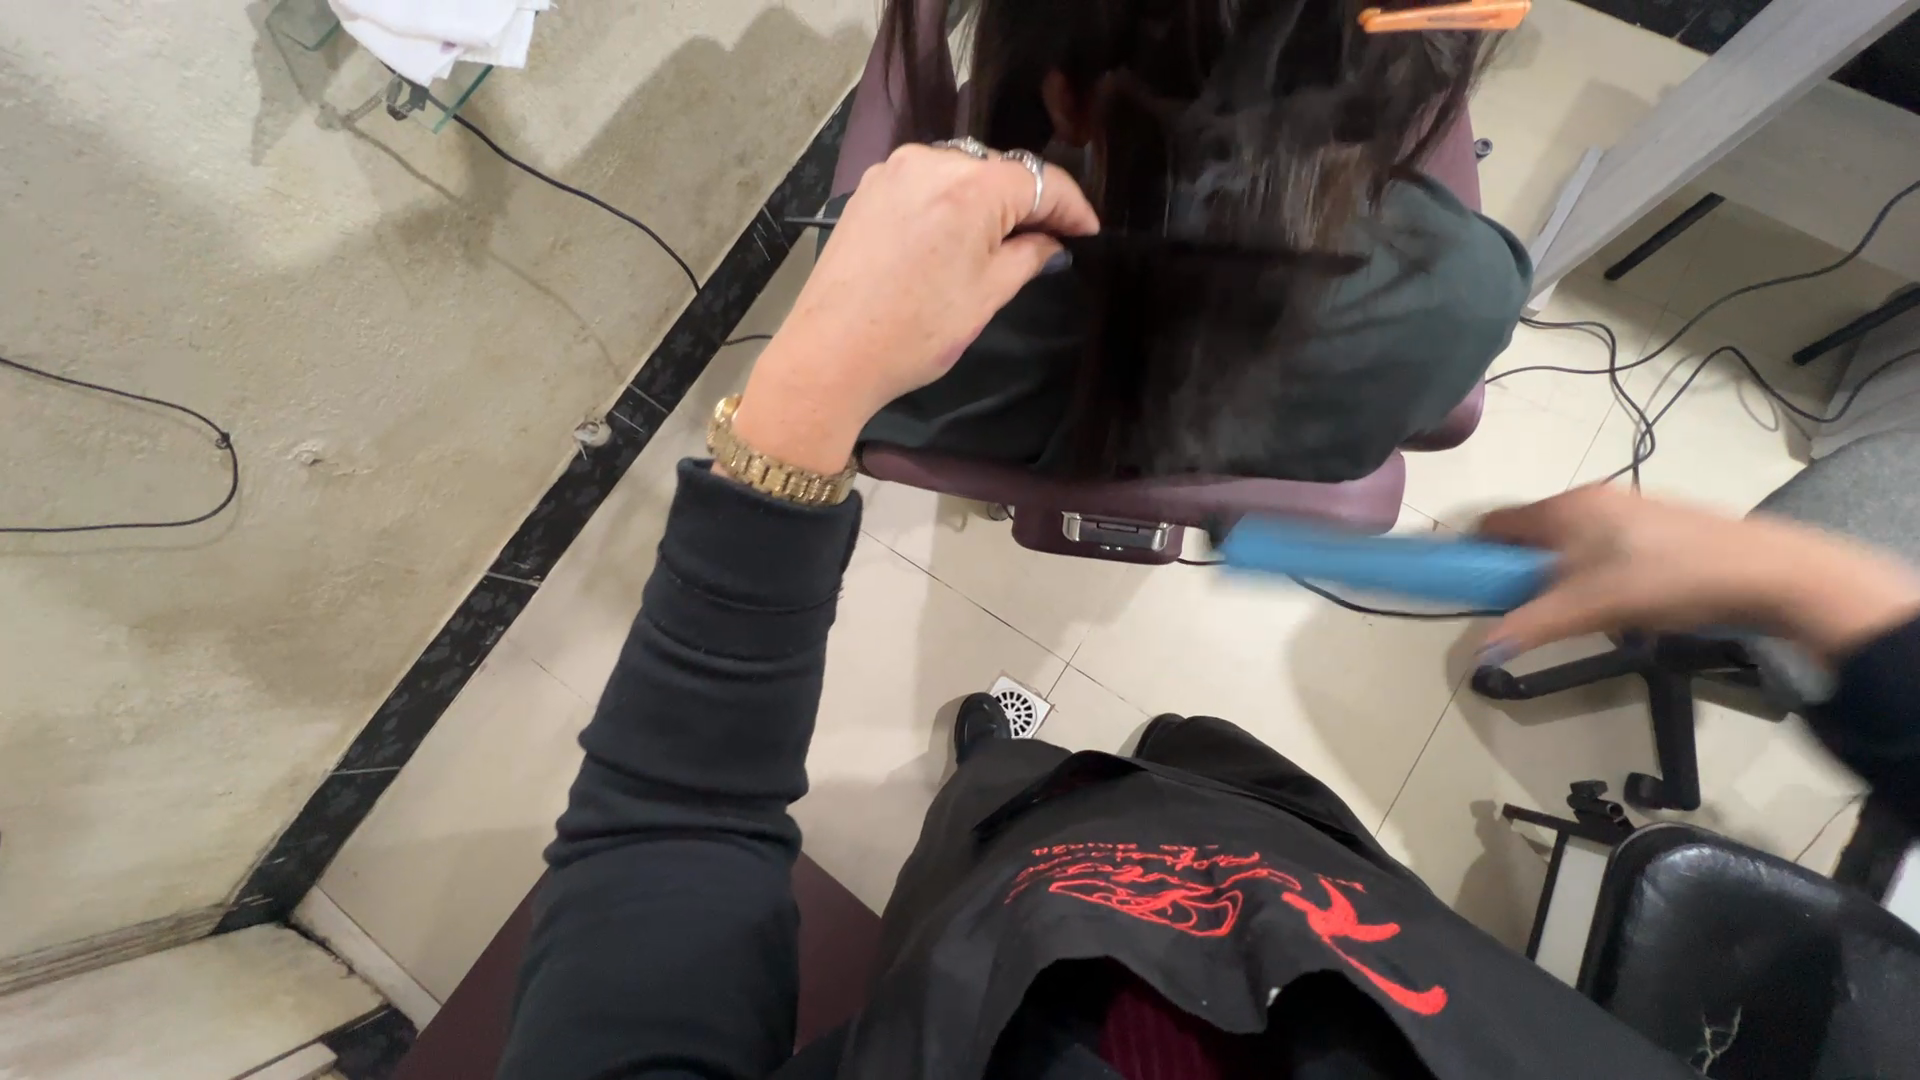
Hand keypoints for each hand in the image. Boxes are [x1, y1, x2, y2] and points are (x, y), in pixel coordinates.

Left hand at [729, 144, 1098, 472]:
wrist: (832, 354)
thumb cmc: (914, 334)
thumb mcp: (985, 298)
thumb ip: (1028, 257)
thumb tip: (1051, 241)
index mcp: (970, 188)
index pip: (1041, 181)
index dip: (1072, 207)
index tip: (1089, 232)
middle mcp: (932, 162)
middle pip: (1000, 171)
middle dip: (1027, 203)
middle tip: (1046, 243)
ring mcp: (894, 171)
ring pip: (961, 173)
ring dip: (986, 202)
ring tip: (997, 244)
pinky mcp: (870, 189)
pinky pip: (926, 183)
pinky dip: (949, 203)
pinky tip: (952, 238)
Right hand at [1476, 485, 1919, 662]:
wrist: (1776, 576)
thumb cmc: (1665, 581)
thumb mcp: (1588, 610)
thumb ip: (1528, 627)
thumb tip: (1479, 654)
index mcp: (1562, 509)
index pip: (1491, 523)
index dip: (1475, 554)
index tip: (1478, 587)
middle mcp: (1589, 498)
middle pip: (1528, 531)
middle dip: (1520, 566)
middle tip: (1534, 602)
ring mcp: (1627, 505)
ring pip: (1566, 538)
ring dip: (1558, 568)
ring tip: (1583, 604)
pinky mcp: (1659, 520)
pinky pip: (1601, 540)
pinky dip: (1593, 565)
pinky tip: (1622, 594)